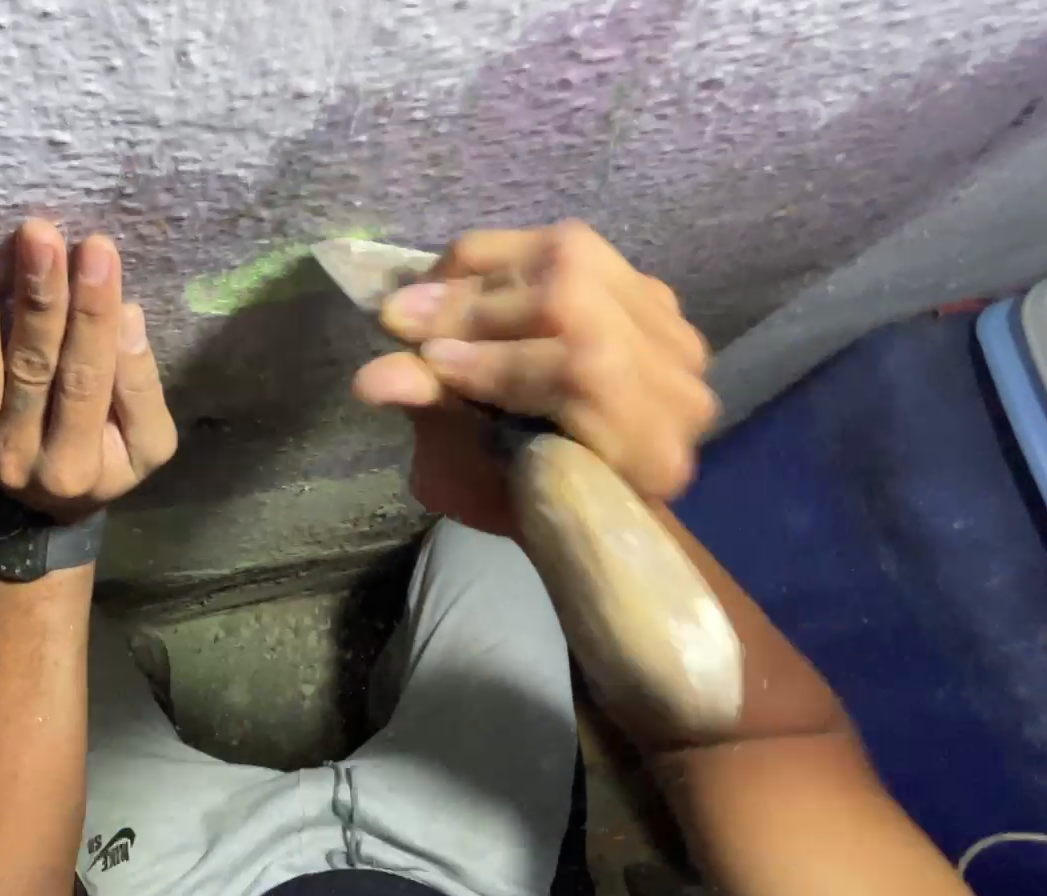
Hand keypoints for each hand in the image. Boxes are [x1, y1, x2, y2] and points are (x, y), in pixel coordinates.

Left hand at [0, 220, 178, 519]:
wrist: (45, 508)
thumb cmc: (105, 463)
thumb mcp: (146, 445)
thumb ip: (141, 388)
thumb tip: (126, 317)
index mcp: (77, 462)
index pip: (87, 379)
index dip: (93, 316)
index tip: (97, 250)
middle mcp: (20, 455)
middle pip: (29, 369)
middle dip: (36, 300)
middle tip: (37, 234)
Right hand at [352, 221, 716, 530]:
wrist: (572, 487)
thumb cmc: (516, 498)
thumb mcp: (468, 477)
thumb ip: (435, 419)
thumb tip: (369, 379)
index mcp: (646, 453)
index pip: (582, 374)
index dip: (496, 361)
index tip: (425, 359)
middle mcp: (677, 383)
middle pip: (573, 307)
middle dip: (471, 311)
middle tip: (397, 316)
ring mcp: (669, 328)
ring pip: (570, 262)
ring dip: (477, 278)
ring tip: (415, 299)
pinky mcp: (644, 290)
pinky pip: (569, 246)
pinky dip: (498, 260)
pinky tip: (452, 285)